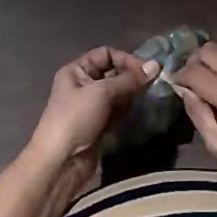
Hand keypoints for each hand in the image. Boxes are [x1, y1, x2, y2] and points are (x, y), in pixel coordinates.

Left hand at [26, 48, 159, 176]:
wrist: (61, 161)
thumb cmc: (76, 118)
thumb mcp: (101, 93)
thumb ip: (129, 79)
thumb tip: (155, 65)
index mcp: (77, 70)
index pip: (105, 54)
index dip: (125, 59)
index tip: (147, 70)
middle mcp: (83, 84)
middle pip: (113, 73)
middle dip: (131, 77)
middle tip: (152, 85)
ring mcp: (91, 106)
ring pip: (118, 93)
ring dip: (131, 95)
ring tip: (147, 98)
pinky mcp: (99, 124)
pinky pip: (117, 110)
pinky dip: (127, 110)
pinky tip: (138, 112)